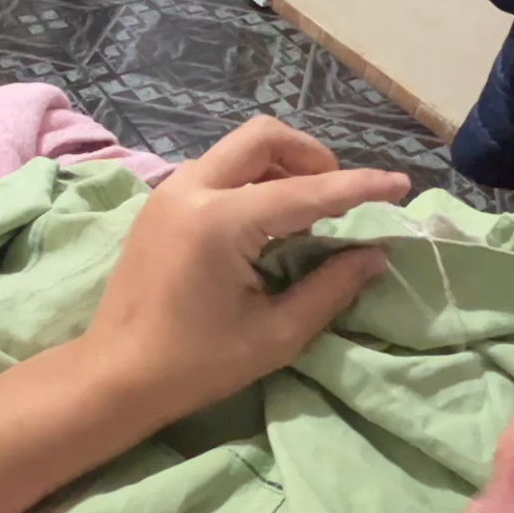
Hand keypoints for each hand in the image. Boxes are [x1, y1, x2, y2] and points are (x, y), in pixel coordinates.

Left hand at [80, 116, 409, 425]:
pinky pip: (218, 168)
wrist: (113, 374)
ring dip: (280, 164)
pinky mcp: (161, 201)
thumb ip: (330, 288)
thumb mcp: (274, 335)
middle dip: (311, 155)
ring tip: (306, 210)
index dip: (358, 187)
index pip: (305, 191)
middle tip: (337, 197)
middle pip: (263, 137)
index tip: (399, 184)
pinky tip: (265, 219)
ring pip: (238, 148)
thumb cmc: (194, 364)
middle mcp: (191, 189)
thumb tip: (374, 255)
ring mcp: (170, 190)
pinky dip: (252, 178)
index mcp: (219, 221)